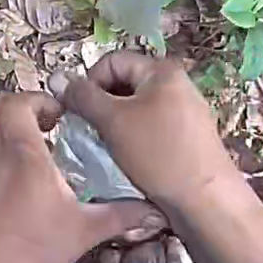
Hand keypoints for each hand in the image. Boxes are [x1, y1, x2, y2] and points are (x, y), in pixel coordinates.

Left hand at [0, 92, 160, 262]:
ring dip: (9, 133)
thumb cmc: (29, 253)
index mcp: (21, 154)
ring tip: (40, 157)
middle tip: (48, 126)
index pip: (16, 102)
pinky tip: (22, 192)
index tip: (63, 115)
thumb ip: (120, 216)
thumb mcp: (82, 234)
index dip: (39, 99)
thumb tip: (159, 211)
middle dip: (19, 105)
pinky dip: (0, 161)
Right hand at [60, 52, 244, 209]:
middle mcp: (176, 84)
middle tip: (90, 130)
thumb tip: (58, 79)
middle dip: (100, 104)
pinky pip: (148, 126)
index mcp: (161, 71)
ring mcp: (183, 110)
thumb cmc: (158, 154)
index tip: (79, 111)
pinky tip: (127, 157)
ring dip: (113, 123)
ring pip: (133, 107)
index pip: (110, 61)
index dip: (89, 83)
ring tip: (107, 145)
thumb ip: (83, 97)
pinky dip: (131, 137)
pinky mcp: (185, 135)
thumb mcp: (112, 121)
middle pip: (122, 82)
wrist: (205, 201)